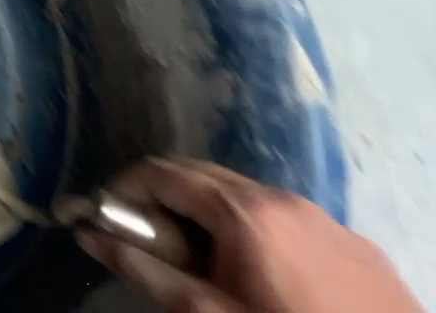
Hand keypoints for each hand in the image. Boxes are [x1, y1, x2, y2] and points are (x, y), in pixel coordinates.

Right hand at [80, 157, 423, 312]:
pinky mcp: (358, 245)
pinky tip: (259, 273)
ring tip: (204, 259)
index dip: (122, 191)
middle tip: (151, 241)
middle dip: (162, 199)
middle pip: (197, 175)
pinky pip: (284, 218)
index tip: (110, 222)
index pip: (157, 172)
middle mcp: (281, 198)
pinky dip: (252, 229)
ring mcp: (326, 219)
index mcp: (242, 209)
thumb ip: (142, 269)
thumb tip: (86, 234)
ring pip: (240, 194)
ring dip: (206, 213)